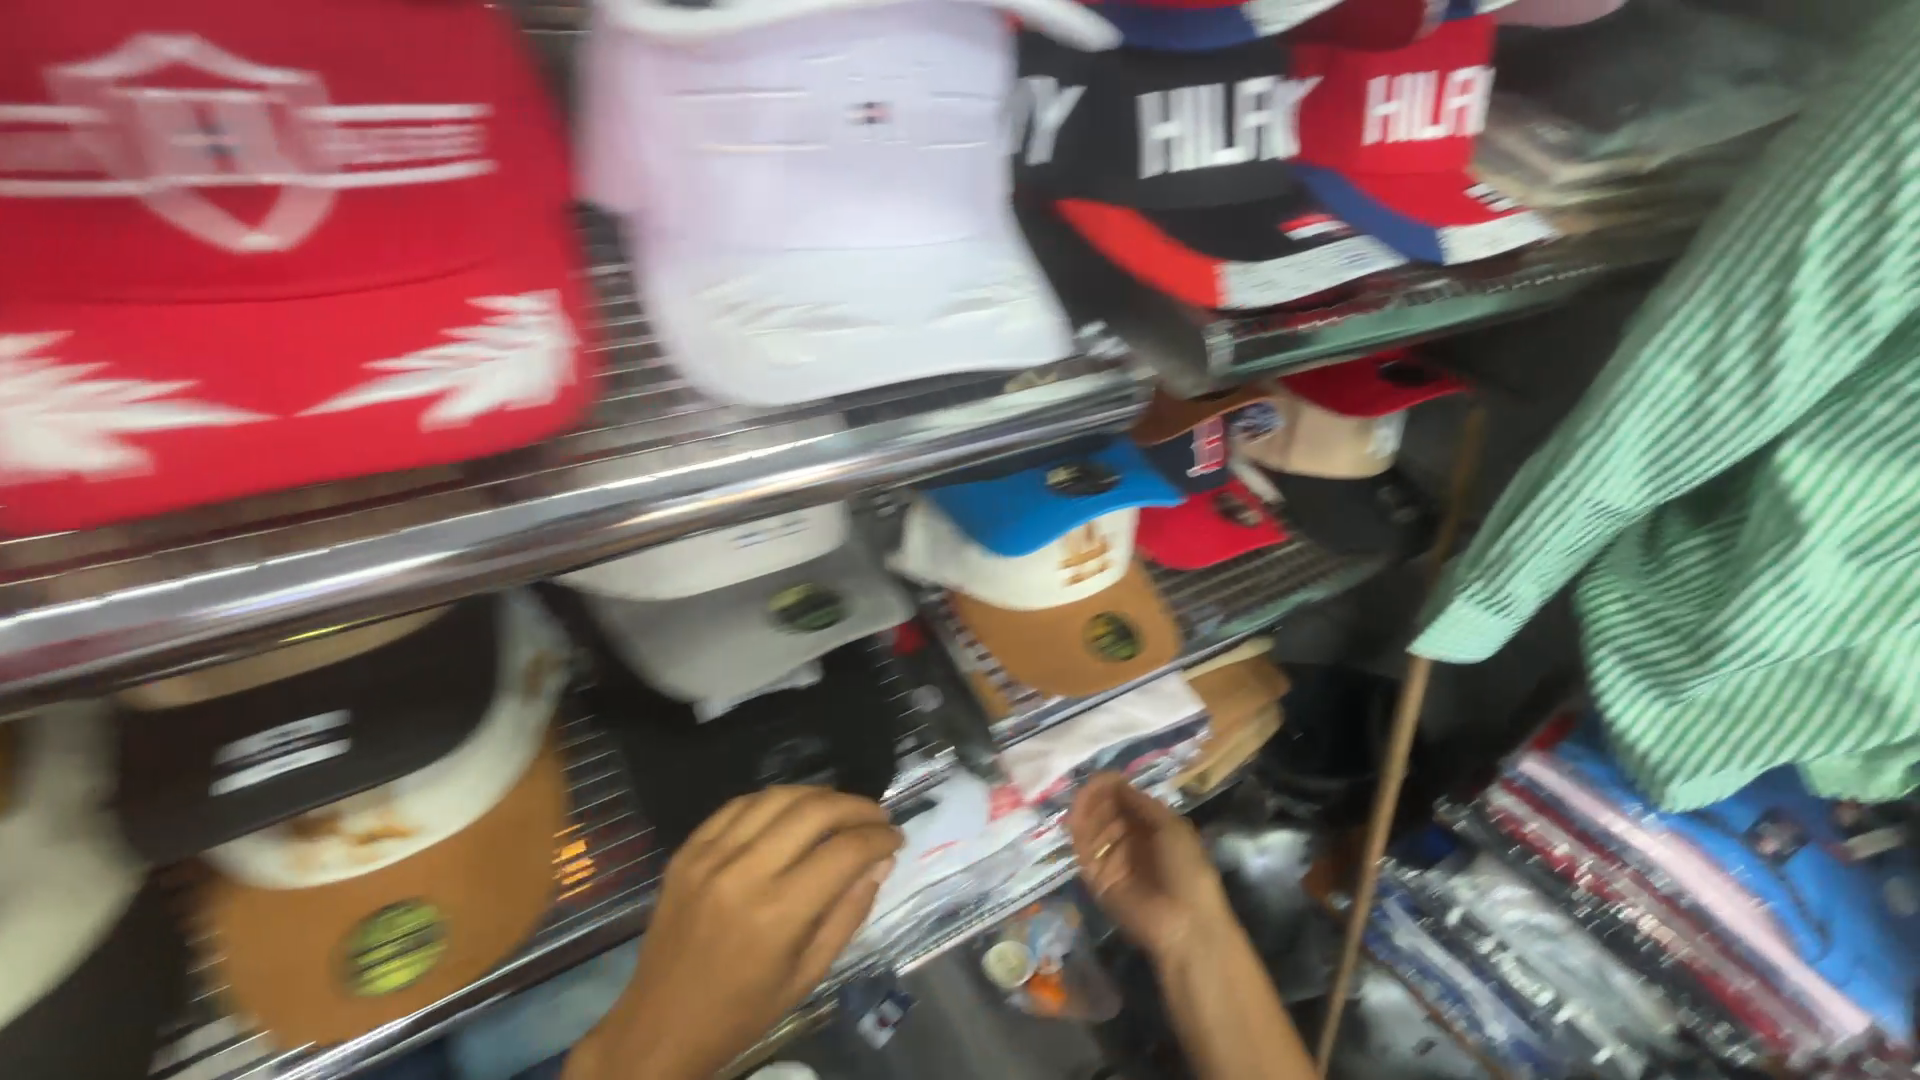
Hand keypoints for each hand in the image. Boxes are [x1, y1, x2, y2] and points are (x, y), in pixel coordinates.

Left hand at [568, 787, 901, 1079]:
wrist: (658, 1026)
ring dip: (819, 795)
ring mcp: (710, 856)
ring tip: (840, 808)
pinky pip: (739, 805)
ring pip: (778, 797)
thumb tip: (880, 863)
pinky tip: (793, 810)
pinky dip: (774, 800)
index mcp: (778, 914)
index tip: (895, 838)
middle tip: (877, 817)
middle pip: (815, 811)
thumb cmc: (741, 1012)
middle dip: (857, 807)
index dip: (879, 838)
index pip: (844, 852)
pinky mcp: (687, 850)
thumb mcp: (807, 976)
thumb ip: (848, 914)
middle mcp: (744, 872)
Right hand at [1067, 773, 1233, 964]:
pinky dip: (1078, 829)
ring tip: (1084, 794)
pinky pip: (1084, 850)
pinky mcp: (1096, 879)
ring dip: (1086, 809)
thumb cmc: (1188, 869)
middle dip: (1100, 798)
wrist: (1186, 922)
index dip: (1115, 789)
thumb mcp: (1171, 827)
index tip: (1105, 776)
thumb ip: (1141, 804)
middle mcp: (1129, 845)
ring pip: (1092, 830)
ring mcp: (1112, 862)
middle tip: (1093, 785)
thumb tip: (1116, 783)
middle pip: (1106, 814)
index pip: (1126, 805)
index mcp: (1151, 832)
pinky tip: (1077, 811)